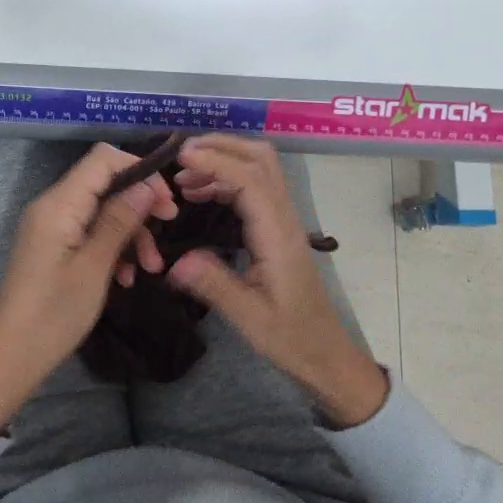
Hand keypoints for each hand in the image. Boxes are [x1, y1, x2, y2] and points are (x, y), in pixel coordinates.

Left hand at [0, 144, 178, 444]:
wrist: (13, 357)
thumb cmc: (54, 314)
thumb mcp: (95, 267)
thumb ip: (120, 220)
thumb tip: (147, 184)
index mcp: (59, 204)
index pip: (103, 159)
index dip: (139, 170)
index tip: (166, 200)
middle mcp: (52, 206)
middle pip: (105, 183)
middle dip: (139, 204)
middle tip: (169, 227)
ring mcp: (51, 226)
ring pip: (101, 210)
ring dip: (131, 232)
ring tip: (150, 268)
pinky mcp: (53, 246)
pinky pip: (89, 232)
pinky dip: (113, 248)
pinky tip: (127, 278)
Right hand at [167, 135, 389, 427]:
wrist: (327, 355)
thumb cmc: (291, 338)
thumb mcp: (249, 318)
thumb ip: (214, 286)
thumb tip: (174, 262)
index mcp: (277, 235)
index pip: (250, 179)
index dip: (216, 161)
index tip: (181, 159)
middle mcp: (284, 219)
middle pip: (261, 159)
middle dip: (221, 147)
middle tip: (180, 157)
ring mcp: (284, 221)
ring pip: (260, 169)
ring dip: (223, 161)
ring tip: (183, 178)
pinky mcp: (278, 229)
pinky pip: (255, 187)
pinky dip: (227, 179)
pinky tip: (200, 195)